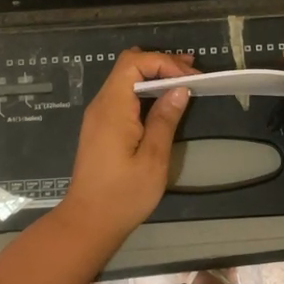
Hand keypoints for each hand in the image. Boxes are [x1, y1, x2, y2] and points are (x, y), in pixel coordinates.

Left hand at [59, 49, 196, 242]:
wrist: (89, 221)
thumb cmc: (123, 195)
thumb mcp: (153, 159)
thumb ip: (165, 120)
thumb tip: (180, 89)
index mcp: (112, 107)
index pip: (134, 63)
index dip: (164, 62)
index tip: (191, 78)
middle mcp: (101, 105)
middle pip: (128, 66)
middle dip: (161, 64)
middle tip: (194, 72)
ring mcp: (98, 116)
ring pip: (125, 80)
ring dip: (154, 76)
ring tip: (185, 81)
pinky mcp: (100, 127)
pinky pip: (122, 96)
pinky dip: (145, 92)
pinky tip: (164, 101)